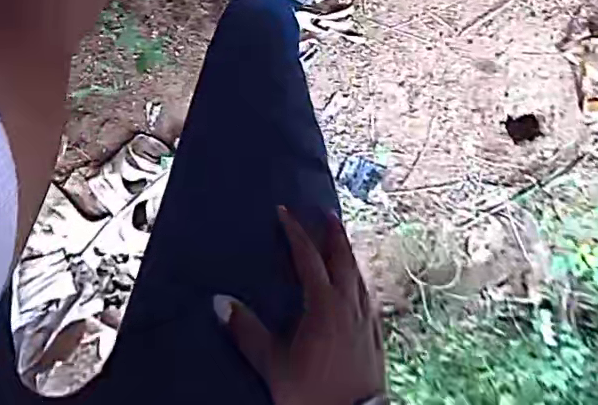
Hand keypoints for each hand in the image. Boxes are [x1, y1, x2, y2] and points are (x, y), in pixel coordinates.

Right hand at [216, 205, 385, 404]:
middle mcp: (349, 306)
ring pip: (359, 278)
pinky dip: (361, 285)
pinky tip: (360, 290)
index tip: (284, 212)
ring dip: (349, 256)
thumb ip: (247, 331)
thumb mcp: (274, 366)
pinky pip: (369, 301)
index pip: (308, 257)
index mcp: (324, 304)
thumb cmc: (313, 395)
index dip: (295, 232)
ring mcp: (367, 323)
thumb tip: (220, 301)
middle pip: (342, 260)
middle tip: (327, 214)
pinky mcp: (377, 342)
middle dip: (334, 235)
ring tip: (343, 244)